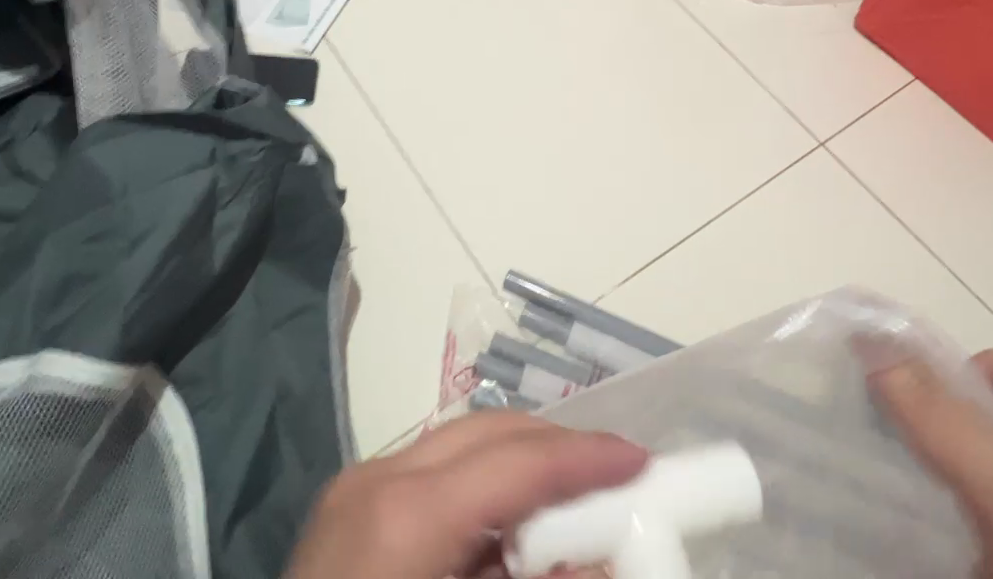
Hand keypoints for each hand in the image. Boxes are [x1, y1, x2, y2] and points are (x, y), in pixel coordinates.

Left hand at [282, 412, 647, 578]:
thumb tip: (602, 560)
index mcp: (407, 516)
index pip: (518, 461)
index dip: (587, 457)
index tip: (642, 459)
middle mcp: (379, 478)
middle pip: (492, 432)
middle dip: (559, 447)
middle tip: (617, 476)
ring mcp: (357, 484)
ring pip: (464, 440)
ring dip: (524, 458)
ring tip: (571, 496)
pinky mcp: (349, 501)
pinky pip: (436, 466)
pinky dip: (484, 479)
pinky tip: (508, 518)